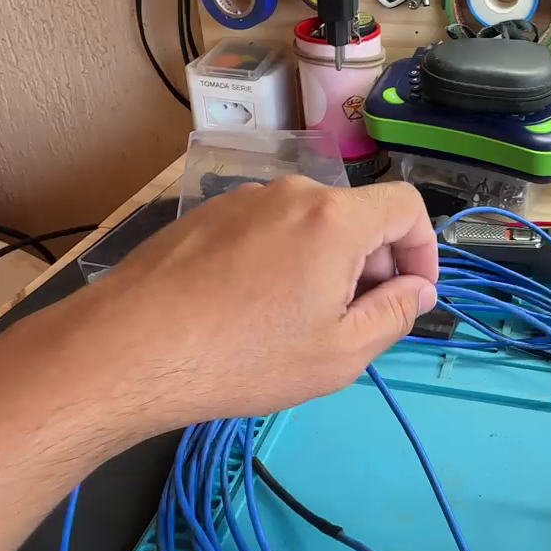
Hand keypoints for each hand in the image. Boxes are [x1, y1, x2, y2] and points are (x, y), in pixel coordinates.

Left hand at [33, 177, 438, 436]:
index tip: (411, 293)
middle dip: (373, 264)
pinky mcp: (209, 214)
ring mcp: (246, 199)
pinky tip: (252, 307)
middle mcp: (293, 193)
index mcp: (335, 219)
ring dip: (327, 264)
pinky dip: (285, 258)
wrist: (127, 350)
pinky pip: (270, 228)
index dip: (424, 249)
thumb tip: (419, 288)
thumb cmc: (245, 357)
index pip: (407, 206)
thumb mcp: (340, 353)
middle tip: (352, 321)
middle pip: (359, 216)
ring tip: (296, 321)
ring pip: (313, 224)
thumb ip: (396, 313)